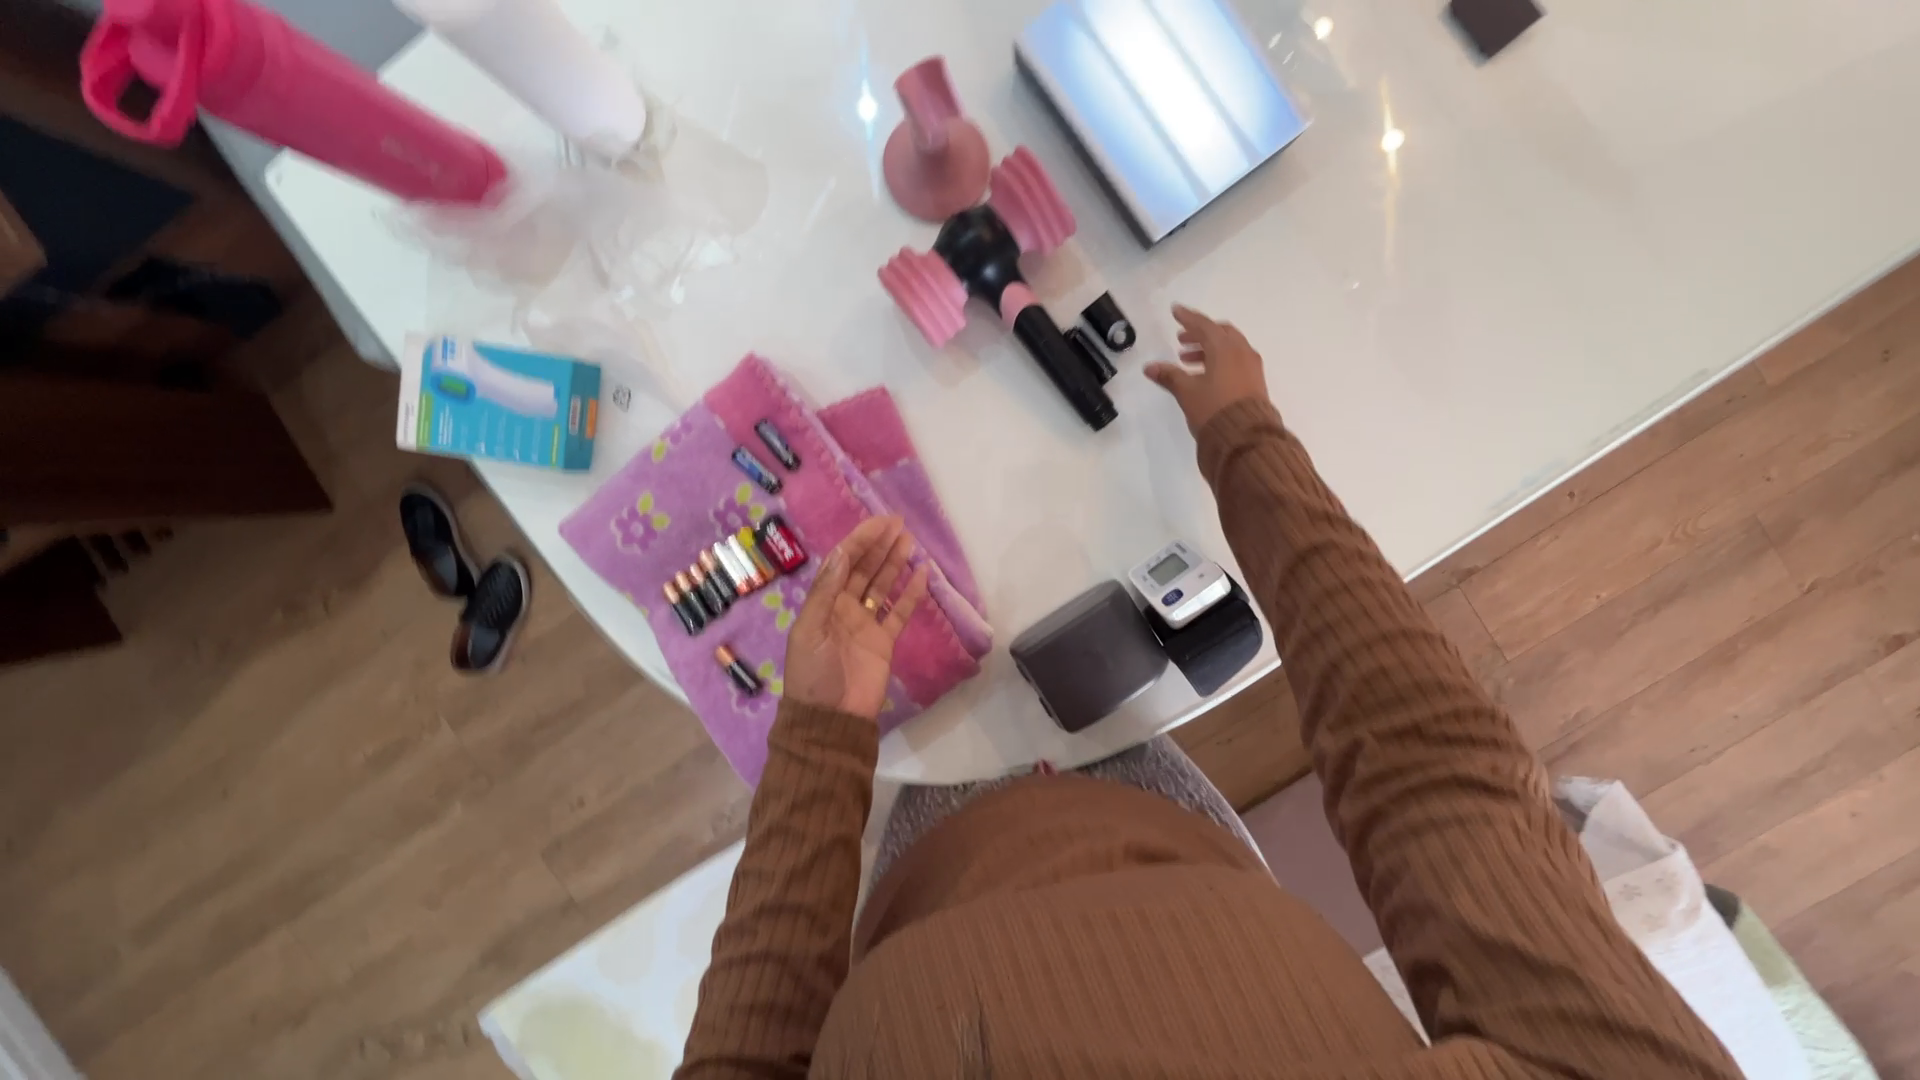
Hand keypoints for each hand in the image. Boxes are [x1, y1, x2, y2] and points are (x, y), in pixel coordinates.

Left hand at [782, 515, 929, 719]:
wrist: (830, 718)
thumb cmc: (813, 674)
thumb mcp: (810, 630)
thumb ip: (826, 592)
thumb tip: (841, 553)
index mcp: (823, 602)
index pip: (842, 563)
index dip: (860, 541)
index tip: (879, 523)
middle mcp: (844, 607)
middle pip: (863, 568)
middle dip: (878, 545)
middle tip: (898, 523)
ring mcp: (866, 623)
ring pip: (882, 585)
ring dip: (894, 562)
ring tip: (909, 540)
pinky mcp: (884, 641)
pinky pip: (900, 612)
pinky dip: (911, 593)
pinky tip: (923, 574)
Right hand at [1144, 304, 1271, 433]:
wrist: (1245, 437)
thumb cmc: (1212, 409)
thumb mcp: (1186, 392)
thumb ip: (1169, 376)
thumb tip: (1149, 367)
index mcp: (1224, 348)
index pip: (1203, 325)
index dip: (1188, 318)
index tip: (1175, 311)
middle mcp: (1241, 351)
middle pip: (1220, 333)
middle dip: (1200, 334)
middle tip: (1182, 341)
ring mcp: (1251, 365)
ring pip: (1229, 346)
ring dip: (1209, 348)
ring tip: (1188, 360)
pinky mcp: (1254, 380)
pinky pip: (1236, 359)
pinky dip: (1220, 359)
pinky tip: (1206, 374)